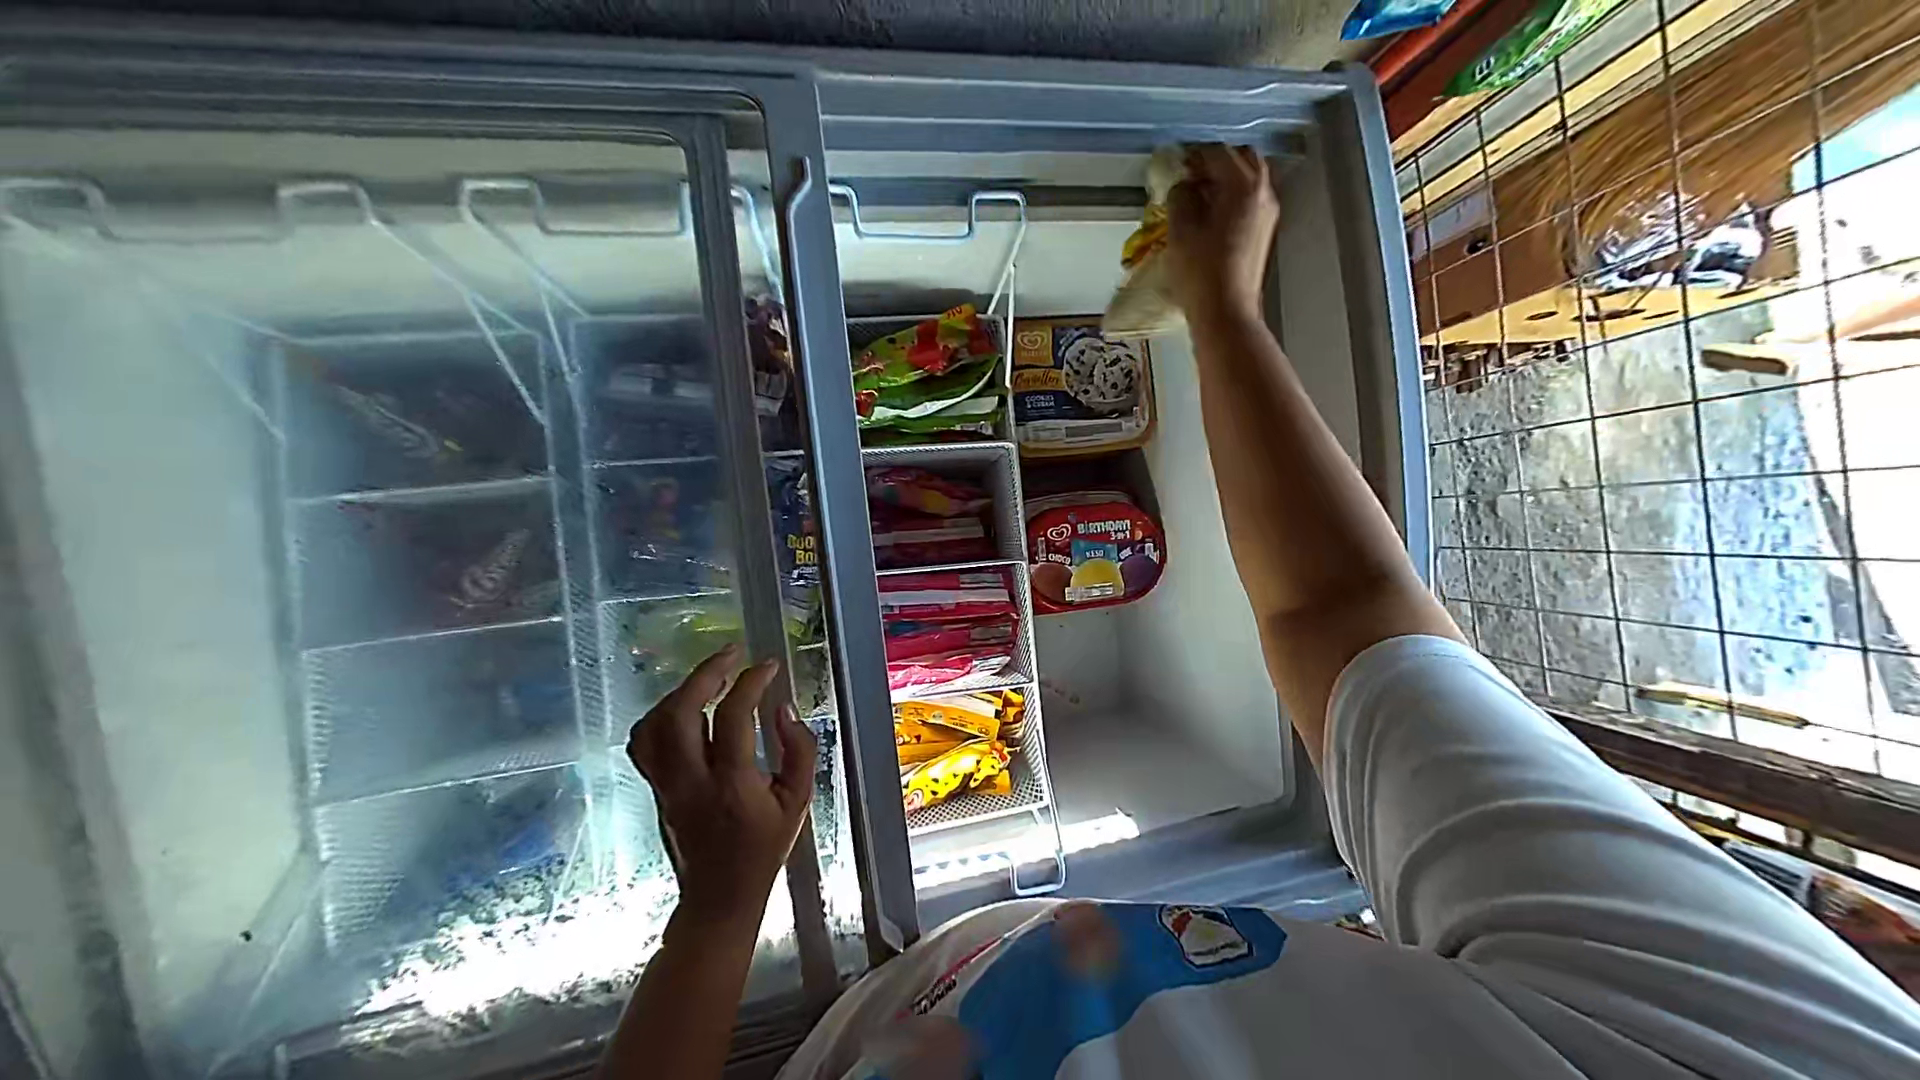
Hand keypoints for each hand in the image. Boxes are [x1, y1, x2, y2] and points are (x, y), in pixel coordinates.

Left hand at [626, 644, 817, 926]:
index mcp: (732, 785)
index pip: (734, 718)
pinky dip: (661, 714)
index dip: (751, 683)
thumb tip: (783, 708)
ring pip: (655, 723)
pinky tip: (685, 706)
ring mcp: (666, 785)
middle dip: (706, 673)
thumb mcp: (798, 802)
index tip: (769, 666)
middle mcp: (691, 781)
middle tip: (732, 654)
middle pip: (680, 713)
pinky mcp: (655, 788)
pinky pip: (643, 742)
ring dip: (683, 690)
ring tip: (712, 676)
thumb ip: (799, 751)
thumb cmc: (764, 849)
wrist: (719, 896)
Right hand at [1165, 143, 1280, 320]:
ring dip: (1224, 183)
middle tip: (1189, 176)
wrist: (1226, 313)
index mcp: (1243, 185)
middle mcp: (1263, 194)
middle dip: (1214, 164)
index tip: (1175, 164)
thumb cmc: (1202, 273)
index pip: (1217, 153)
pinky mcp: (1263, 236)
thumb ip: (1180, 197)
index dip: (1192, 155)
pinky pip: (1248, 205)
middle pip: (1241, 160)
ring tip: (1197, 199)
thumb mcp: (1180, 230)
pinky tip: (1209, 219)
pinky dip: (1230, 202)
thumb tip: (1183, 188)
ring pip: (1247, 182)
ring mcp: (1267, 216)